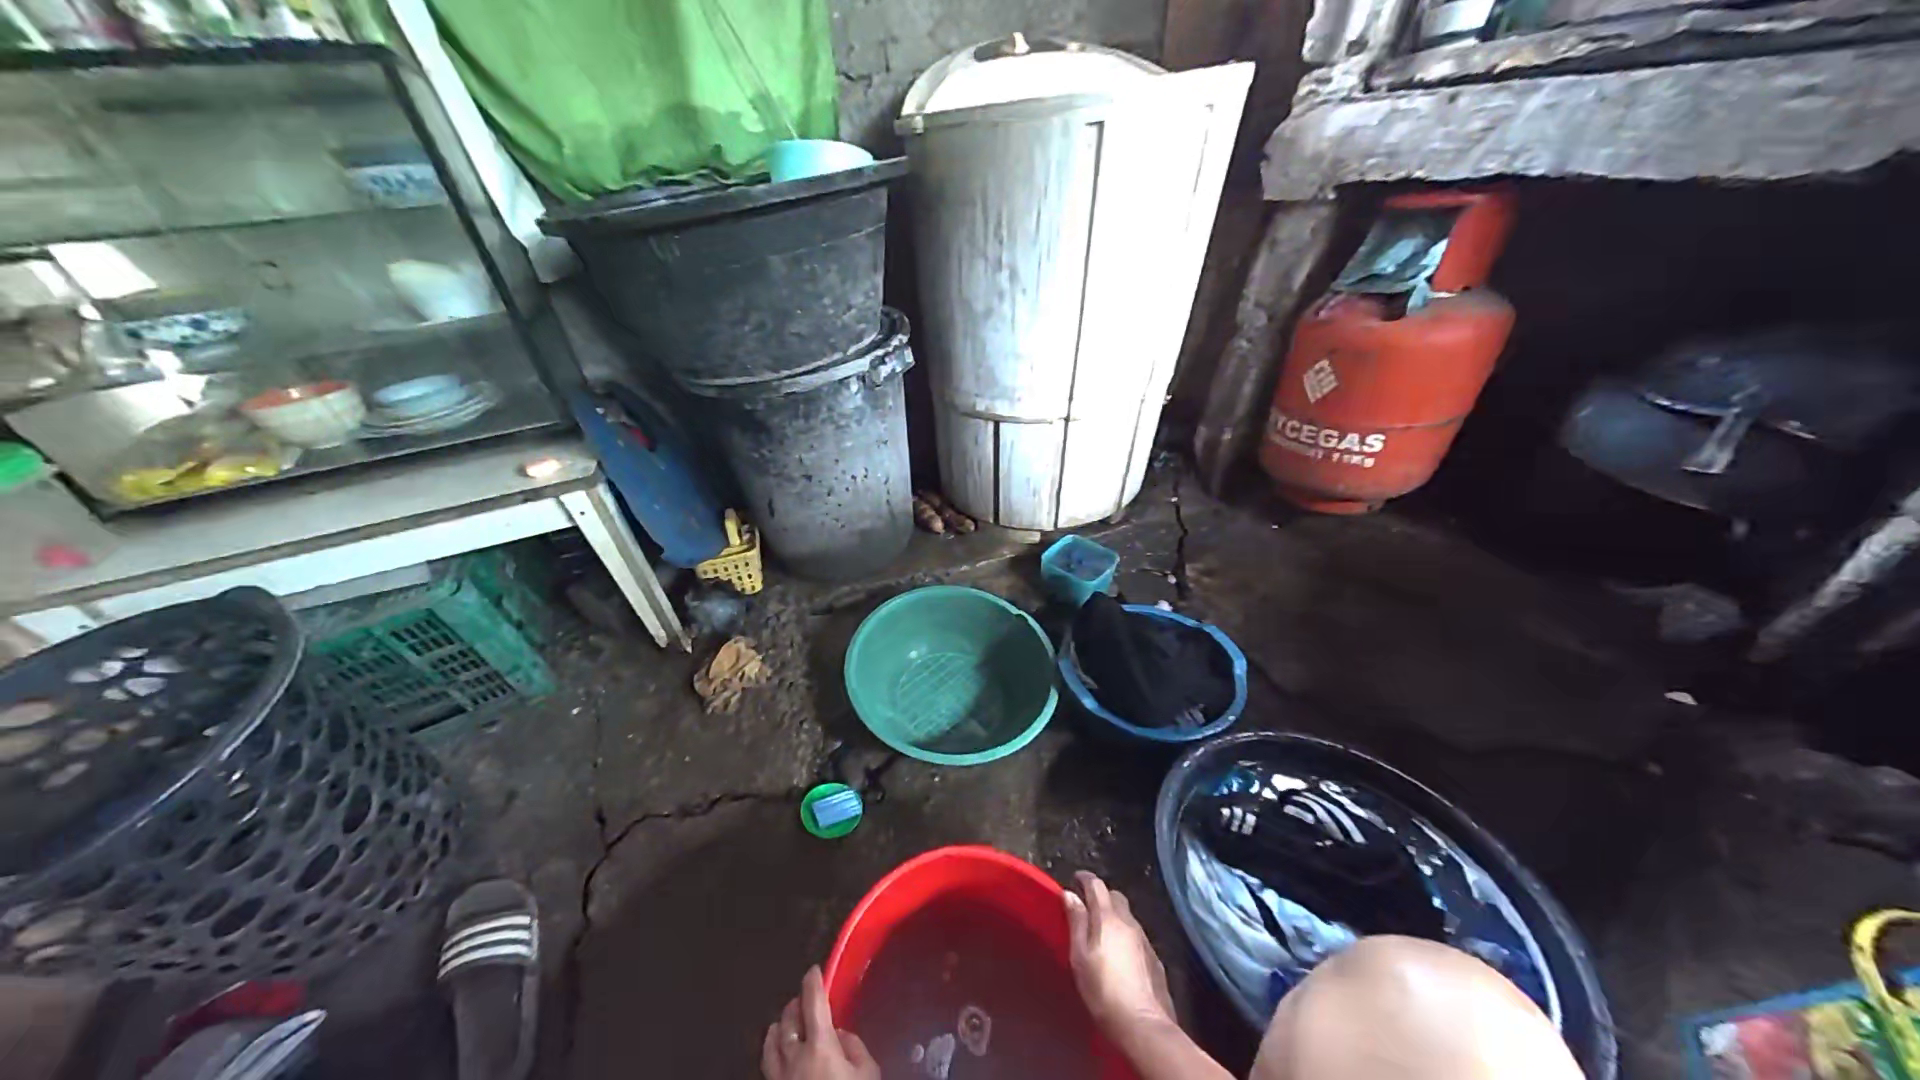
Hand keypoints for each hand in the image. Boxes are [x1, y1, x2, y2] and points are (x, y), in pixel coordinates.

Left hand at [762, 966, 879, 1079]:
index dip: (813, 982)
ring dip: (781, 1025)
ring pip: (771, 1040)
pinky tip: (776, 1049)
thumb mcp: (868, 1073)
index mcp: (820, 1045)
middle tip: (804, 998)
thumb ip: (854, 1047)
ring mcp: (779, 1078)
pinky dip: (772, 1048)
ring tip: (787, 1020)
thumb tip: (840, 1034)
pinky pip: (767, 1064)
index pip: (813, 1002)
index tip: (814, 970)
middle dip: (796, 1003)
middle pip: (789, 1018)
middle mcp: (794, 1056)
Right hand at [1065, 871, 1175, 1036]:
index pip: (1097, 885)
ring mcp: (1145, 940)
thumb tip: (1070, 894)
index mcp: (1108, 918)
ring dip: (1114, 916)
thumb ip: (1076, 922)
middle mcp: (1129, 922)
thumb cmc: (1103, 989)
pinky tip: (1119, 954)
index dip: (1085, 878)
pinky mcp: (1155, 959)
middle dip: (1101, 896)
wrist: (1143, 1025)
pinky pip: (1136, 936)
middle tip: (1086, 906)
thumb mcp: (1080, 956)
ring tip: (1101, 931)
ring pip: (1128, 916)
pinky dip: (1125, 935)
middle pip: (1115, 897)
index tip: (1075, 878)